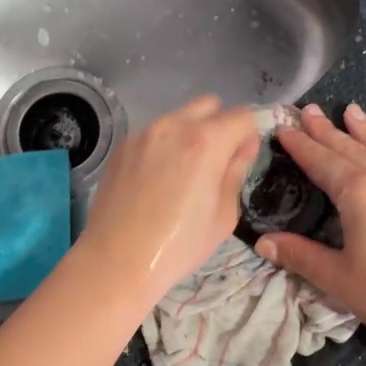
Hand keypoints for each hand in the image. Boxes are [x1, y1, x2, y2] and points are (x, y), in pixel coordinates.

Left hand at [76, 95, 259, 305]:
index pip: (242, 116)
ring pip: (178, 118)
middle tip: (215, 162)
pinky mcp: (122, 146)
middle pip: (209, 105)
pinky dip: (163, 146)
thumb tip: (242, 147)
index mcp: (206, 141)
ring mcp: (143, 133)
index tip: (242, 159)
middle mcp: (173, 126)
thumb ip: (236, 172)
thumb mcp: (223, 215)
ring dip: (189, 134)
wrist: (116, 259)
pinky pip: (153, 134)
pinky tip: (155, 180)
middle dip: (219, 125)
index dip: (248, 135)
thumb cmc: (179, 245)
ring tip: (181, 174)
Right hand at [255, 103, 365, 364]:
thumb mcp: (338, 280)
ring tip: (353, 110)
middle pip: (352, 150)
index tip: (284, 127)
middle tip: (310, 110)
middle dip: (328, 130)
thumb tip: (262, 242)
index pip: (321, 163)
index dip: (301, 145)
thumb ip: (300, 256)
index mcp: (358, 196)